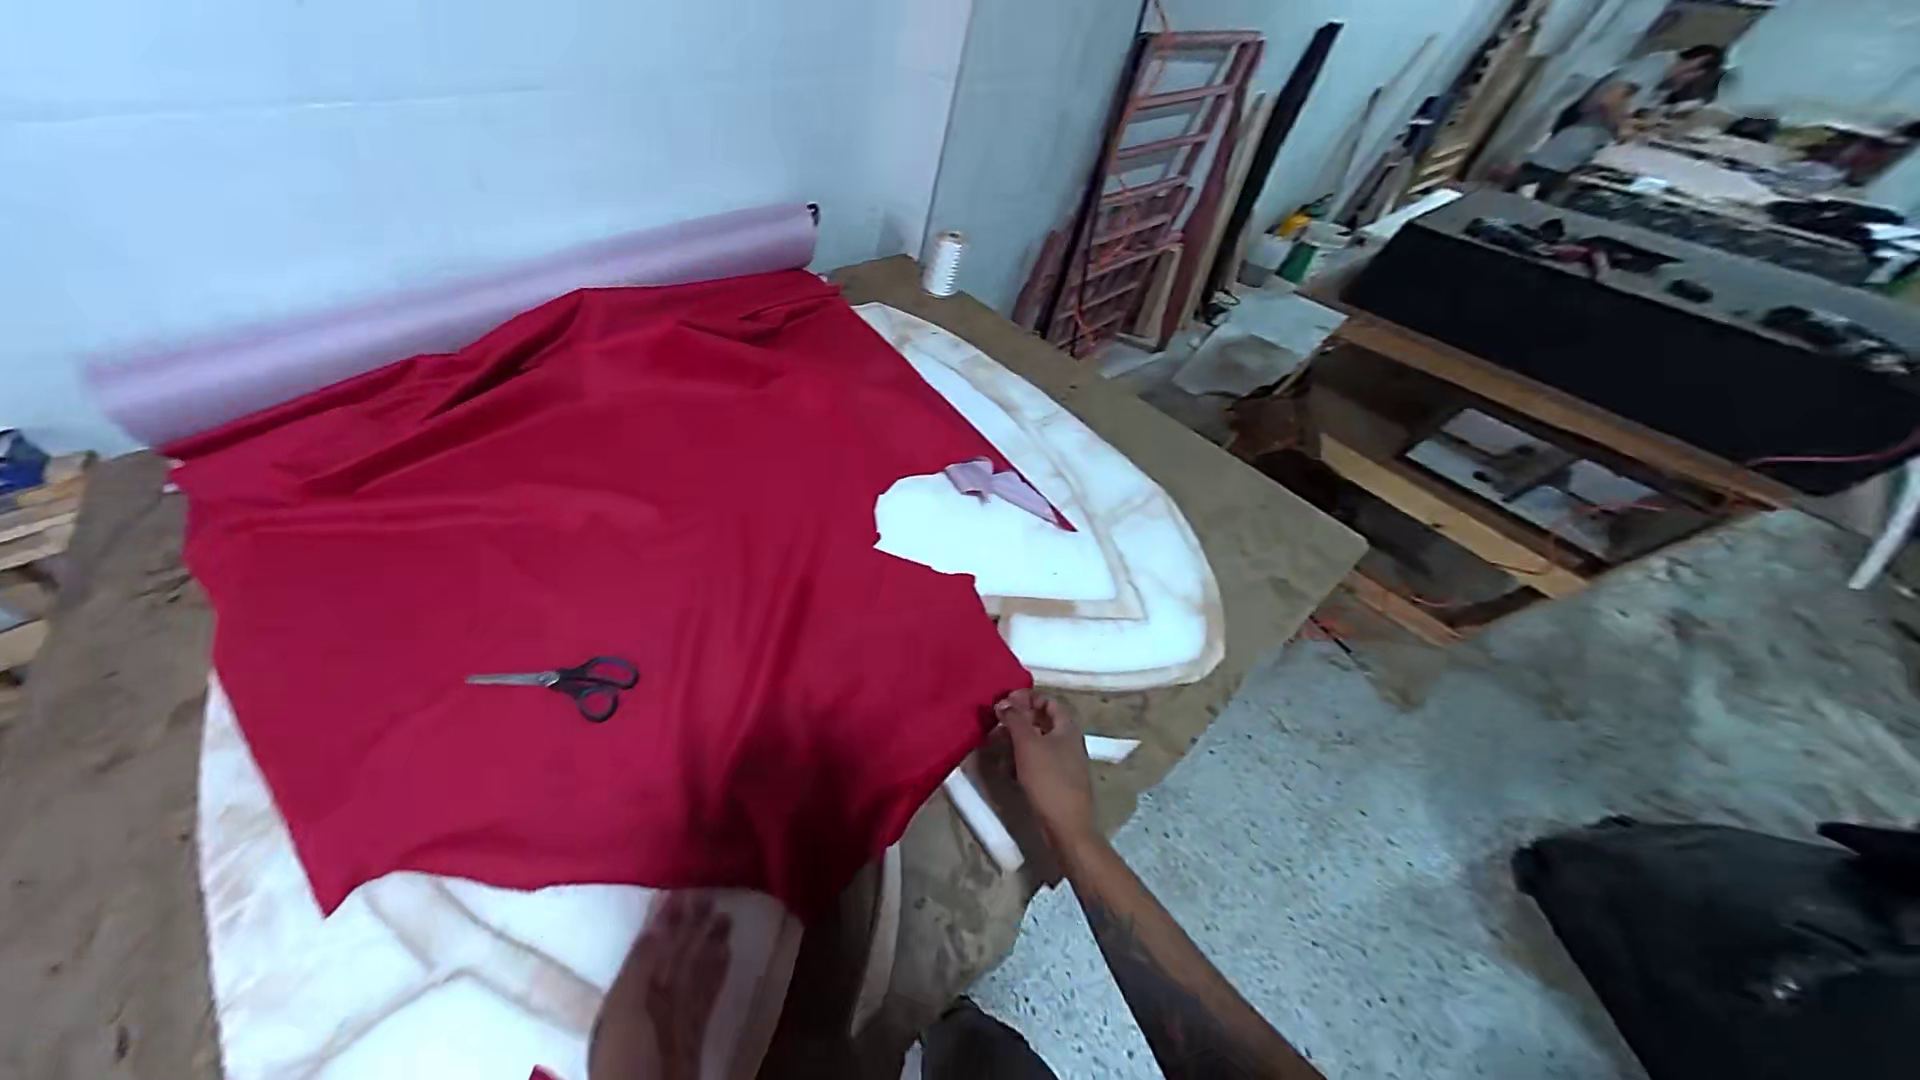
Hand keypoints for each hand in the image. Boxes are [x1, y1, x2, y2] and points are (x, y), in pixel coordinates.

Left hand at [639, 893, 731, 1078]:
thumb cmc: (626, 1070)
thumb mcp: (626, 1015)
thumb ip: (642, 969)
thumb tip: (658, 925)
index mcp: (624, 999)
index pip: (646, 950)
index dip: (662, 921)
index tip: (680, 890)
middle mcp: (646, 1007)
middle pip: (670, 958)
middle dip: (688, 928)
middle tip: (710, 894)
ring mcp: (669, 1023)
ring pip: (691, 974)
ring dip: (707, 944)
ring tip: (726, 916)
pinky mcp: (691, 1039)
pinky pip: (705, 999)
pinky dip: (716, 974)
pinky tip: (728, 952)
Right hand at [996, 689, 1095, 850]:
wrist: (1066, 826)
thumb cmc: (1048, 779)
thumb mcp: (1028, 744)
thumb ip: (1015, 719)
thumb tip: (1003, 702)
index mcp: (1067, 728)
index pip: (1048, 701)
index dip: (1027, 697)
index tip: (1005, 700)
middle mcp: (1068, 741)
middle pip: (1041, 721)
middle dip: (1017, 719)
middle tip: (996, 721)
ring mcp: (1063, 762)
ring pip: (1036, 742)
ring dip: (1016, 739)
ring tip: (995, 742)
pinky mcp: (1055, 780)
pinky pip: (1036, 761)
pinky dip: (1020, 759)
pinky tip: (1005, 766)